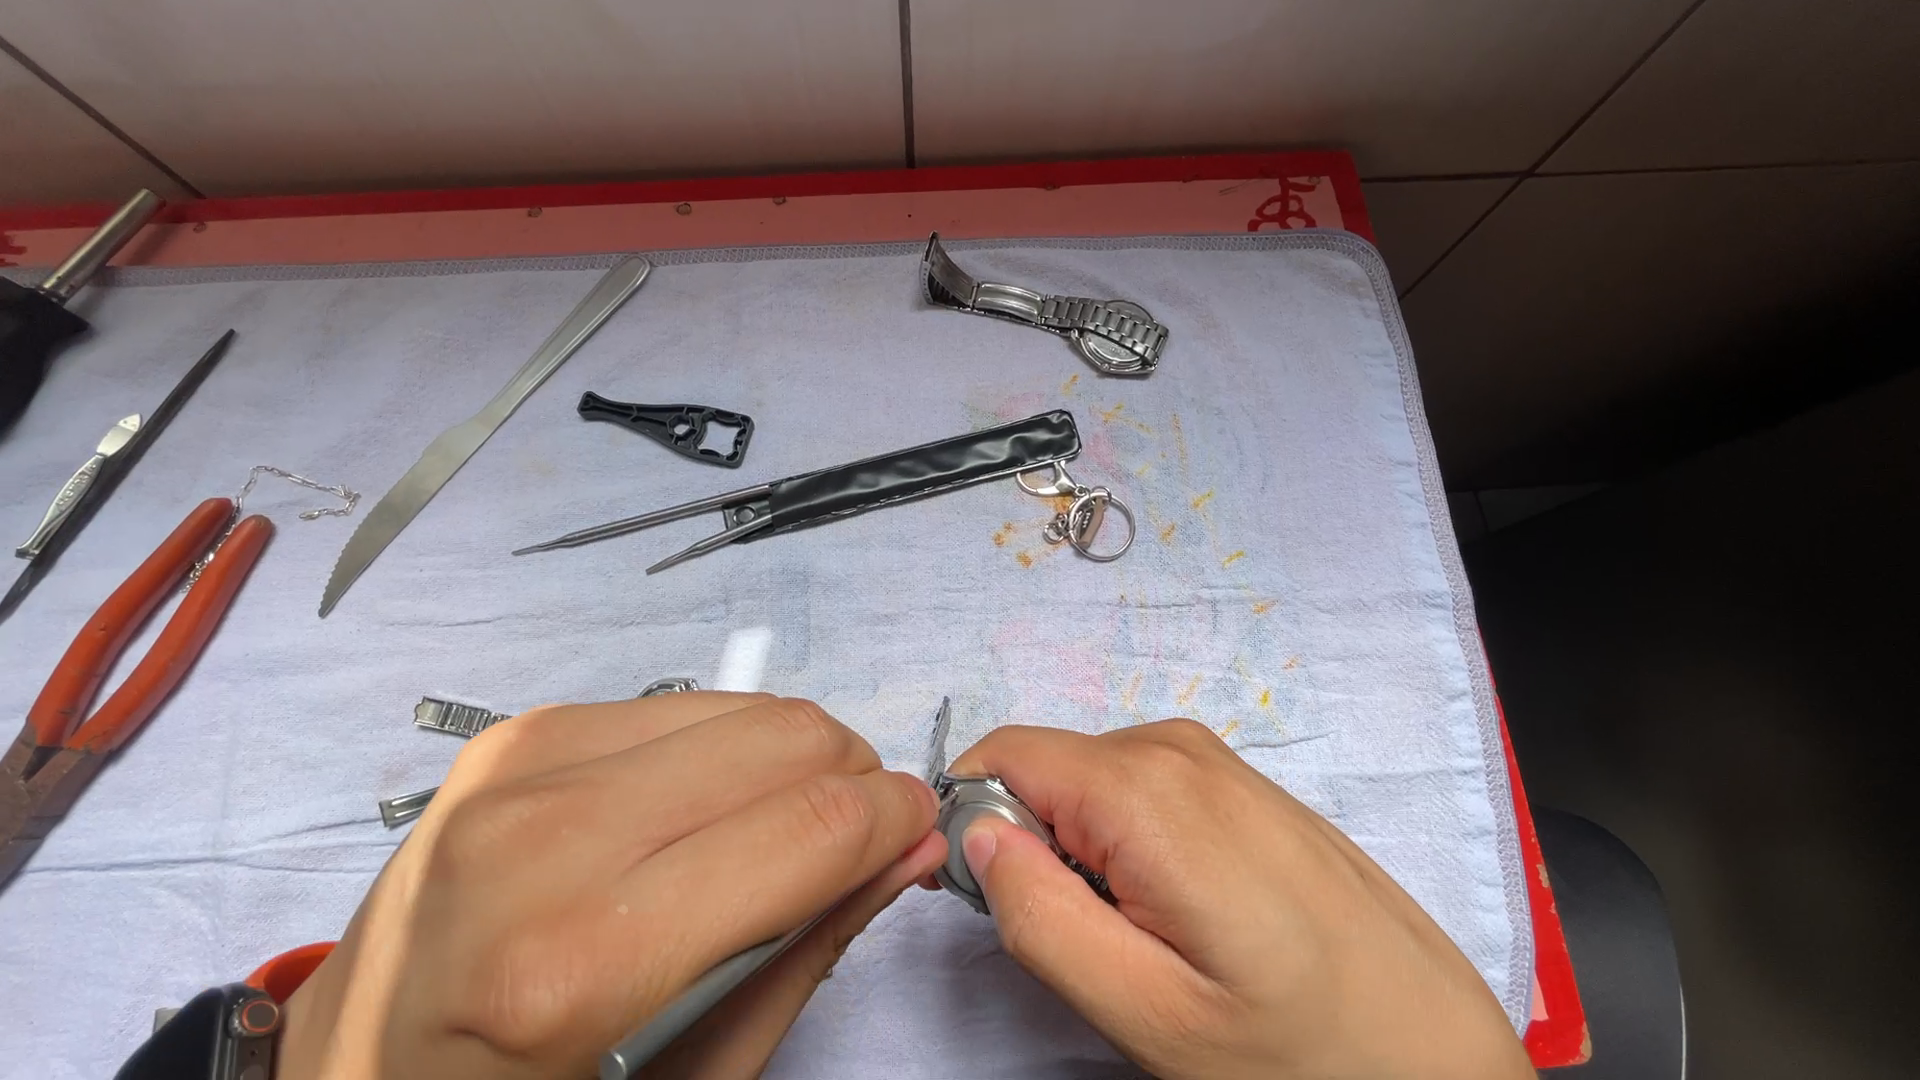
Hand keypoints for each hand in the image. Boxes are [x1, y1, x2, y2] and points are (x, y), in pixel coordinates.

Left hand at [277, 693, 946, 1078]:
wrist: (348, 1079)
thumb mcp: (698, 1075)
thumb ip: (817, 941)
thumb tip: (913, 840)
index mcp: (584, 961)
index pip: (812, 826)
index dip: (894, 818)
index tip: (915, 828)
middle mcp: (547, 834)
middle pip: (787, 740)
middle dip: (855, 777)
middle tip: (854, 832)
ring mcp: (522, 763)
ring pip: (746, 708)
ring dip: (794, 759)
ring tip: (777, 822)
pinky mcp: (519, 730)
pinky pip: (683, 705)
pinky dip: (727, 749)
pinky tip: (703, 806)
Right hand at [947, 720, 1532, 1079]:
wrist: (1435, 1053)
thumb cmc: (1293, 1048)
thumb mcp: (1145, 1011)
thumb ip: (1039, 915)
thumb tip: (978, 836)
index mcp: (1144, 786)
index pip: (1005, 754)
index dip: (977, 817)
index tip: (996, 894)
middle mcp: (1177, 746)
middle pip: (1048, 768)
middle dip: (1032, 836)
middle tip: (1087, 934)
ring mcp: (1216, 759)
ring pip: (1092, 780)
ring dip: (1083, 844)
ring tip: (1143, 928)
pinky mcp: (1239, 782)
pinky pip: (1143, 788)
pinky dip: (1129, 838)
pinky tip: (1186, 907)